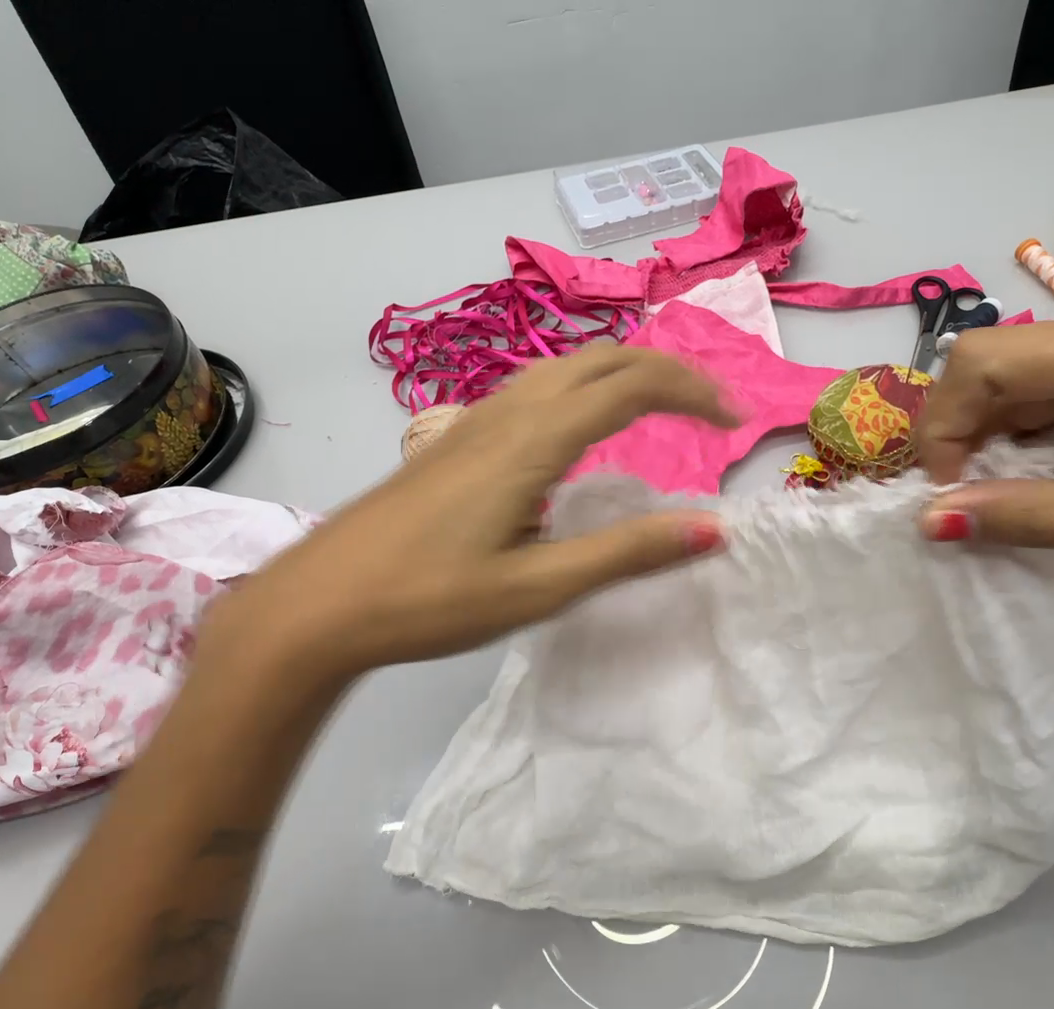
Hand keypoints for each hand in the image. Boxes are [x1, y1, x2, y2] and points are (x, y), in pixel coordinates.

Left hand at [198, 345, 736, 687]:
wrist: (318, 604)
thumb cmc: (429, 601)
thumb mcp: (540, 588)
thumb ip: (628, 554)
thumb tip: (714, 530)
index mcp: (534, 440)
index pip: (633, 384)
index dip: (693, 392)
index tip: (736, 421)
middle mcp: (507, 413)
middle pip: (601, 358)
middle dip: (666, 371)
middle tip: (710, 411)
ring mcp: (474, 421)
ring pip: (563, 366)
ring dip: (622, 373)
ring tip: (660, 409)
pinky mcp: (454, 440)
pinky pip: (534, 388)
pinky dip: (582, 388)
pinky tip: (580, 432)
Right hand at [914, 278, 1053, 582]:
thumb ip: (1046, 518)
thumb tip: (935, 519)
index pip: (991, 361)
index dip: (944, 428)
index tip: (946, 497)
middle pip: (1006, 357)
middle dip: (972, 432)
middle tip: (981, 504)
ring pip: (1035, 363)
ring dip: (1011, 428)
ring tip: (1035, 492)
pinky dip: (1051, 418)